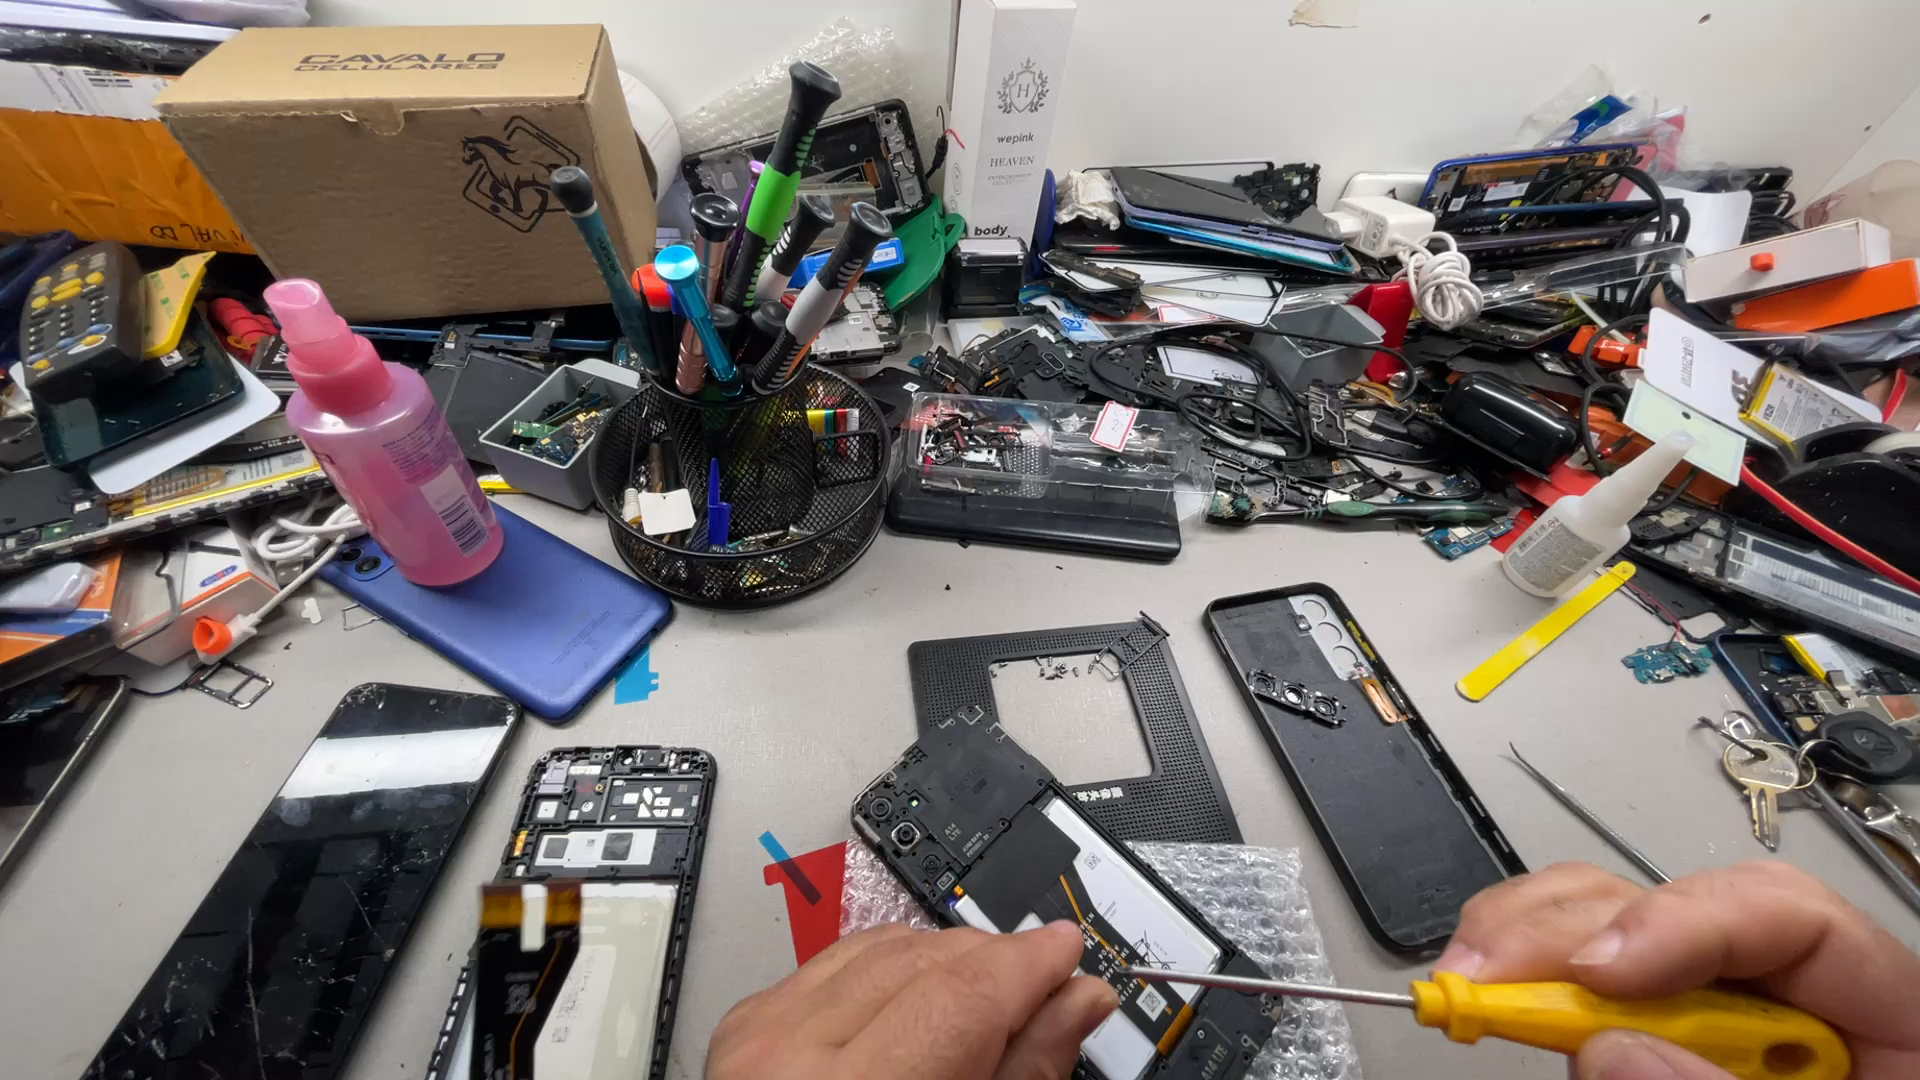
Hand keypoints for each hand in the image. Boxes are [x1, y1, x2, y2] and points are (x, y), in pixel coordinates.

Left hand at [706, 920, 1117, 1079]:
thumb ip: (1025, 1073)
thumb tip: (1080, 999)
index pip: (961, 998)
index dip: (1026, 966)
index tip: (1065, 949)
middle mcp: (792, 1059)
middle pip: (925, 964)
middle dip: (994, 963)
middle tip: (1041, 981)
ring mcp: (763, 1032)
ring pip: (885, 947)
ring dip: (948, 958)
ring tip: (987, 986)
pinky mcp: (750, 1018)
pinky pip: (843, 956)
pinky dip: (894, 962)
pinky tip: (922, 985)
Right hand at [1436, 861, 1919, 1078]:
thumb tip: (1612, 1055)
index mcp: (1887, 1028)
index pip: (1787, 917)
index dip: (1676, 921)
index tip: (1589, 975)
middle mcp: (1783, 993)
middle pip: (1659, 903)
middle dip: (1559, 933)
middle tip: (1480, 979)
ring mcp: (1703, 1003)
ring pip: (1598, 913)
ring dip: (1521, 939)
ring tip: (1470, 987)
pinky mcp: (1640, 1020)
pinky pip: (1572, 963)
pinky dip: (1520, 970)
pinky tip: (1489, 994)